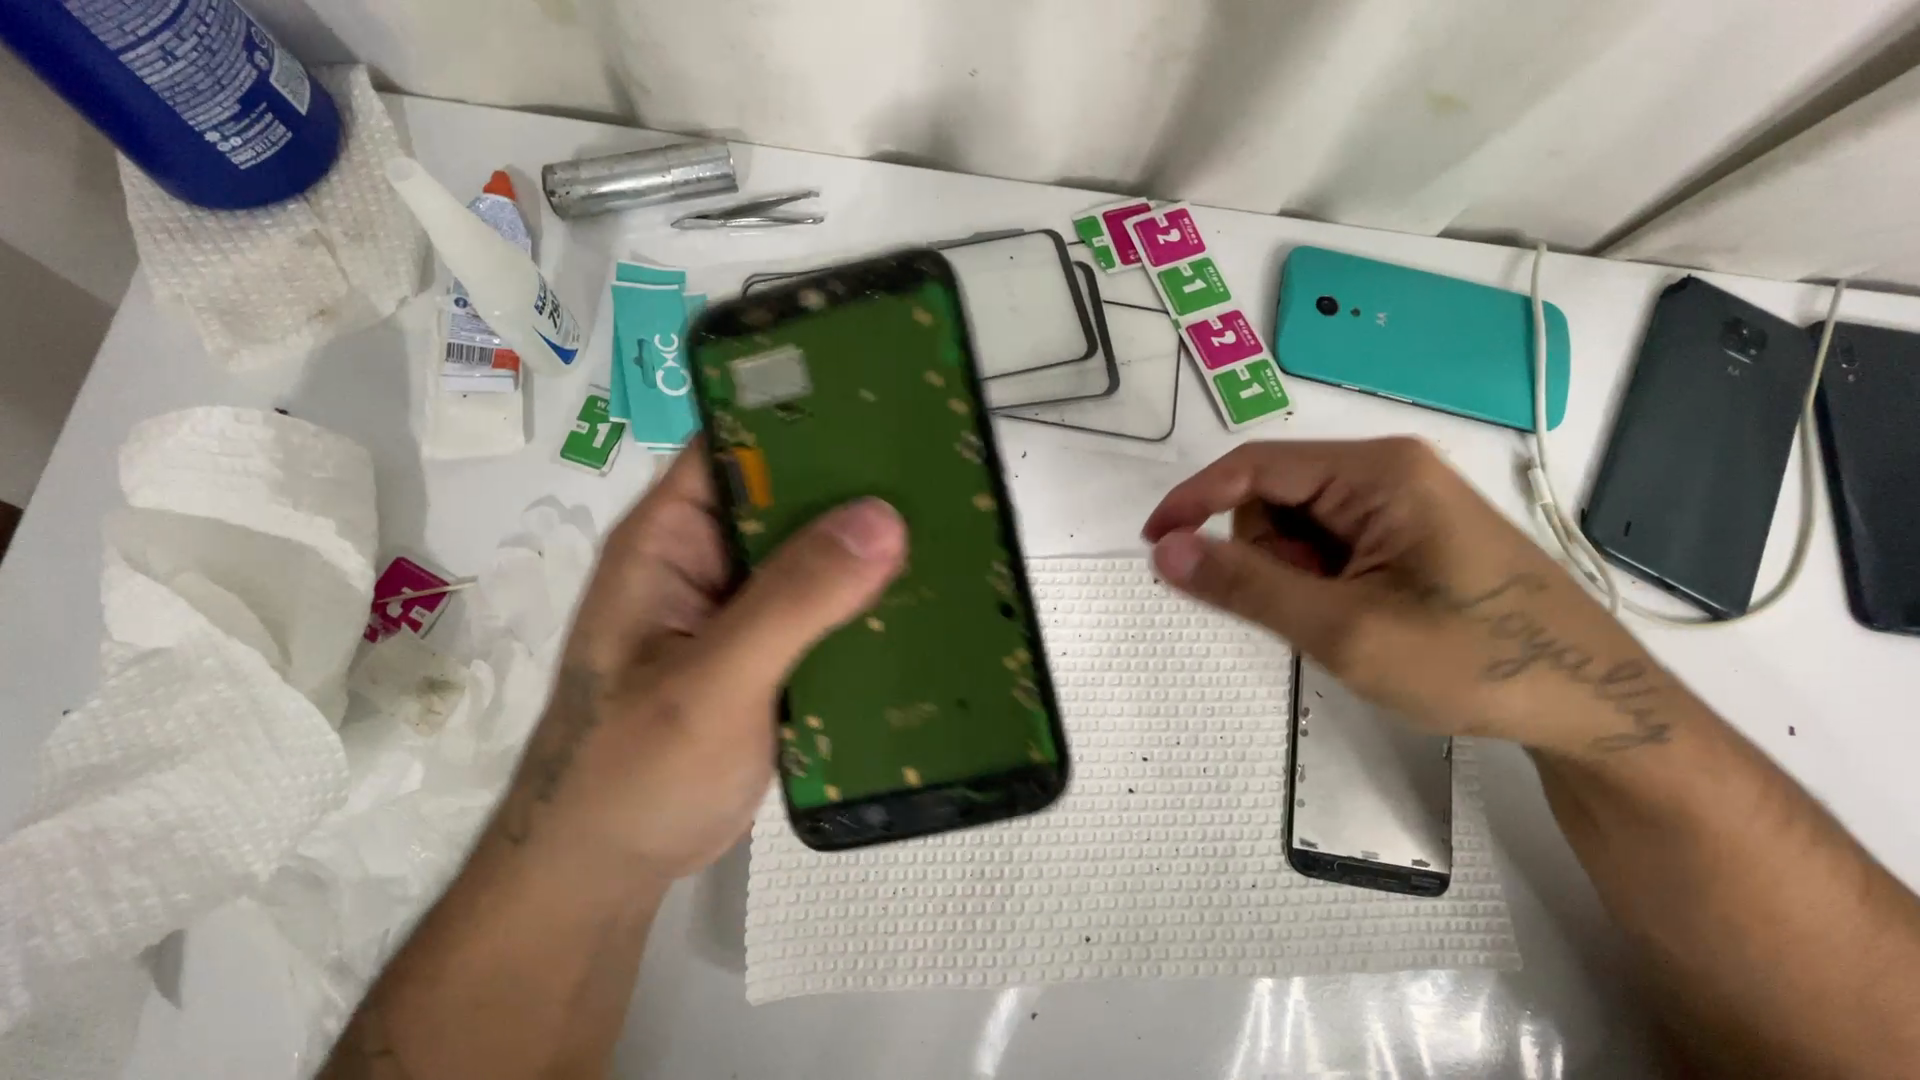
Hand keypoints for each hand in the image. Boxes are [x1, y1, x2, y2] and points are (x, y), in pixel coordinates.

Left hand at [497, 445, 908, 879]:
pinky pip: (826, 611)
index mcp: (671, 539)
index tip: (890, 402)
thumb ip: (792, 602)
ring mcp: (740, 610)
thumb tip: (883, 517)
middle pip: (790, 497)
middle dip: (859, 484)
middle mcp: (708, 560)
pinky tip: (927, 603)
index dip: (806, 415)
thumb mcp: (710, 683)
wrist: (607, 870)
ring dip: (872, 549)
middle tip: (949, 466)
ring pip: (816, 557)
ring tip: (957, 525)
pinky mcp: (768, 655)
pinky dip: (868, 606)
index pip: (738, 444)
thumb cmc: (631, 773)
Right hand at [1143, 439, 1683, 754]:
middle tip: (1312, 614)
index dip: (1194, 501)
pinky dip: (1323, 583)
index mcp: (1378, 472)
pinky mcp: (1415, 535)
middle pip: (1277, 497)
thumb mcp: (1344, 630)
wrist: (1595, 706)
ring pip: (1302, 527)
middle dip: (1267, 555)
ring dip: (1296, 575)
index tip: (1154, 545)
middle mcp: (1391, 471)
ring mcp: (1407, 503)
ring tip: (1347, 623)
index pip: (1254, 466)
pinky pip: (1334, 546)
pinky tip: (1363, 619)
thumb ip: (1246, 586)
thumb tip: (1166, 550)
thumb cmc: (1474, 663)